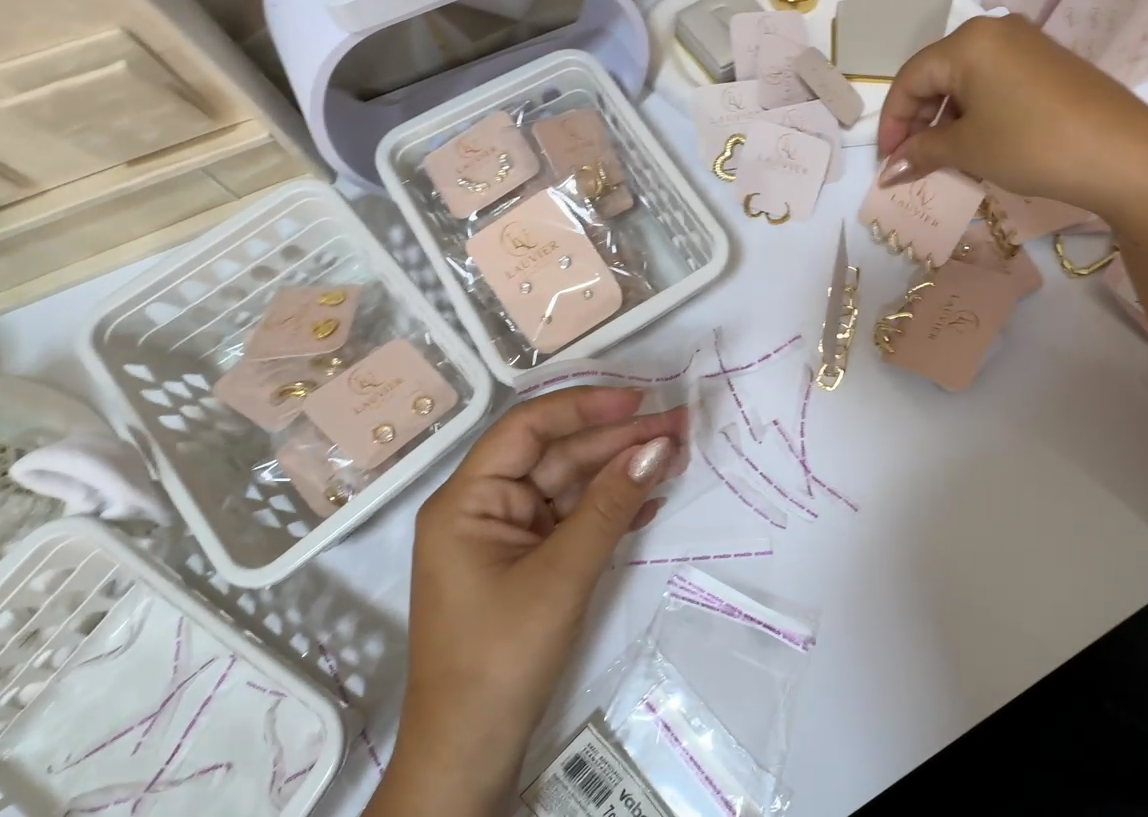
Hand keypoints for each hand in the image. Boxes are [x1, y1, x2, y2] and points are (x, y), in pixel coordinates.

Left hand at [366, 388, 686, 816]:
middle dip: (616, 439)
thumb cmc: (503, 656)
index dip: (584, 407)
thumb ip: (610, 505)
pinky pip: (573, 520)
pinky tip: (652, 497)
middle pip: (556, 455)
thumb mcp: (562, 574)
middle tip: (680, 425)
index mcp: (467, 499)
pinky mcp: (529, 563)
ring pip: (570, 486)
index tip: (640, 399)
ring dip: (620, 471)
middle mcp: (484, 508)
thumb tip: (658, 447)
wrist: (472, 749)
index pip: (527, 429)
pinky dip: (611, 508)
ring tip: (677, 453)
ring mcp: (508, 536)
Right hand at [875, 15, 1147, 218]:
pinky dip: (981, 114)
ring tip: (951, 160)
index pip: (910, 78)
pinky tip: (985, 146)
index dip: (892, 122)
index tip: (888, 161)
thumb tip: (889, 171)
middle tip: (916, 162)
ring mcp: (1030, 45)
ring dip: (950, 121)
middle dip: (921, 121)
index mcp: (969, 41)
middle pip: (939, 75)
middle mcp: (997, 31)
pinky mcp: (1053, 65)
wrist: (1124, 155)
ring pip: (969, 81)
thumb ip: (922, 153)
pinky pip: (999, 84)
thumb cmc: (1032, 145)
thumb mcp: (969, 150)